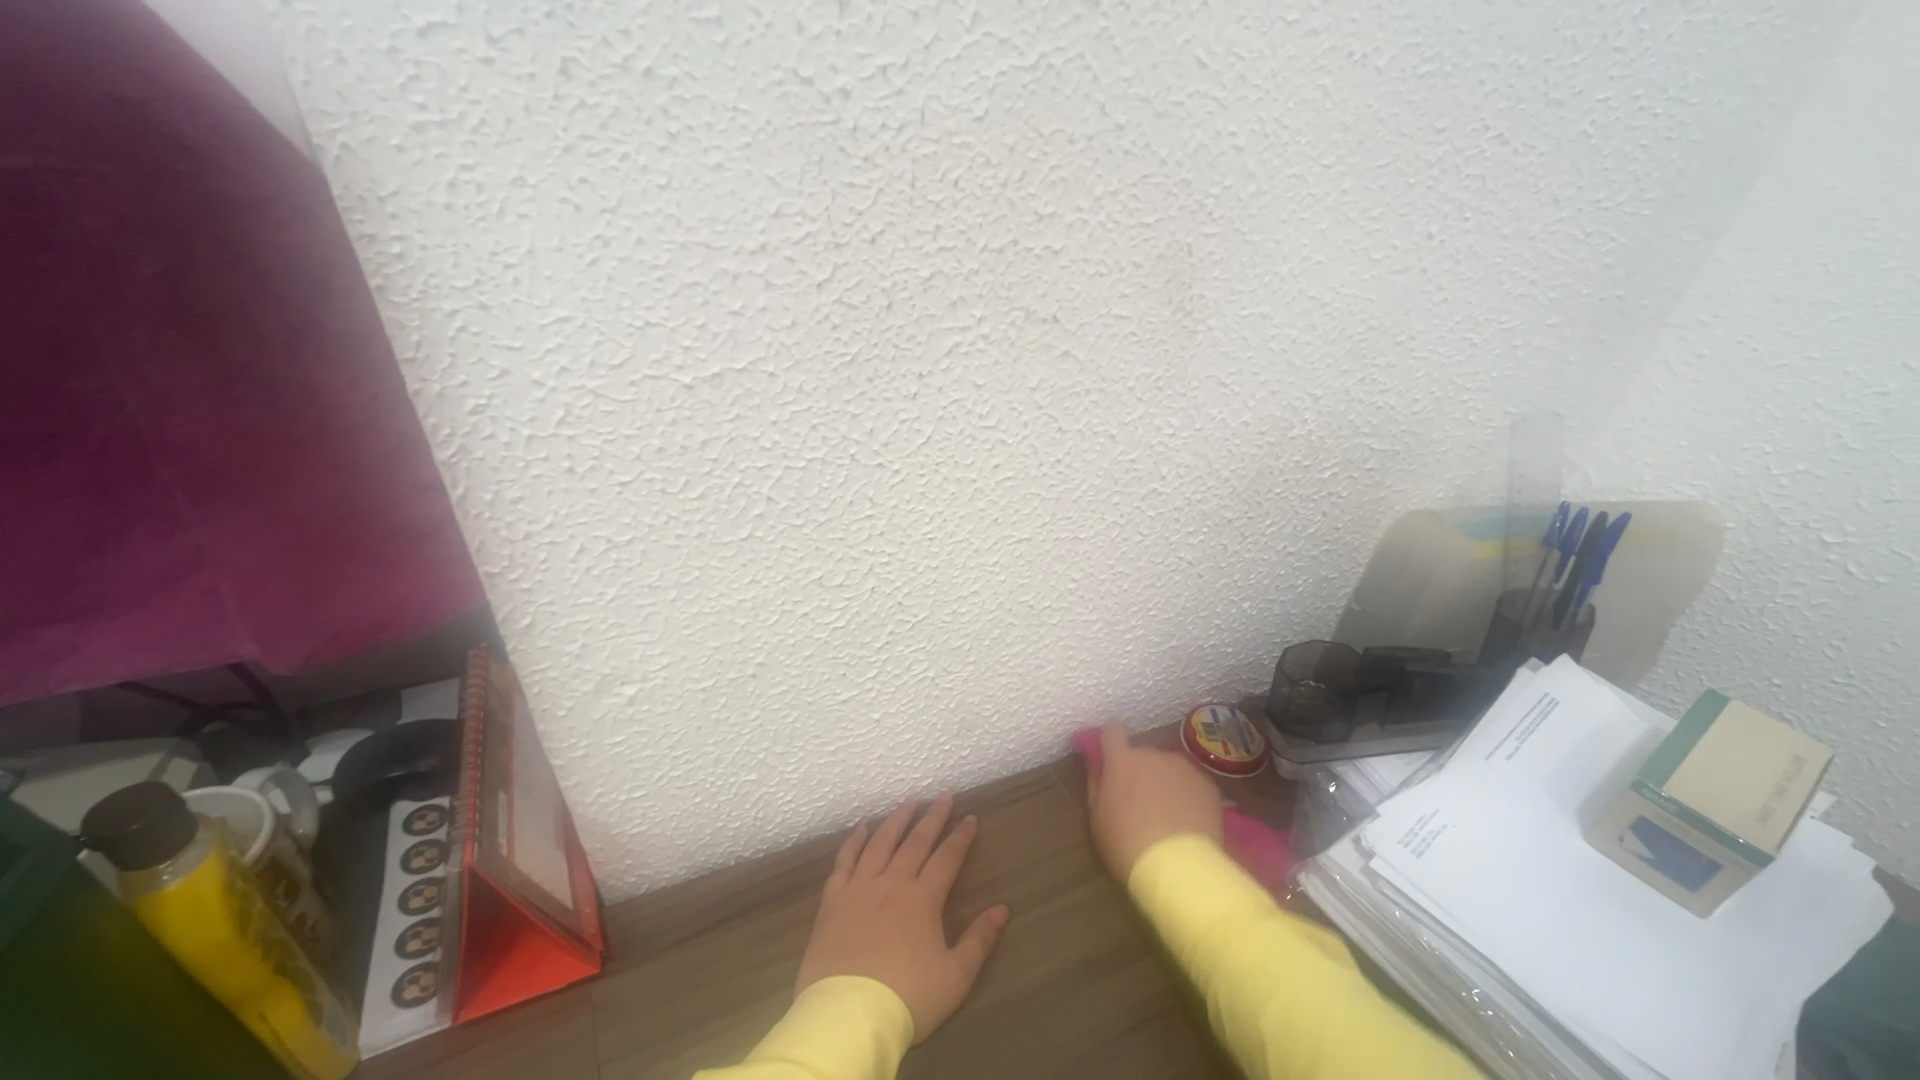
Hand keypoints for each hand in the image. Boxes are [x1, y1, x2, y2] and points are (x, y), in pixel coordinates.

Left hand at [796, 796, 1008, 1043]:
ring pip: (880, 843)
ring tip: (908, 803)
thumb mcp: (956, 976)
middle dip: (932, 818)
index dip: (960, 837)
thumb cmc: (908, 998)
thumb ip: (979, 939)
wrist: (848, 1016)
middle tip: (943, 797)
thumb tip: (1002, 908)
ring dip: (896, 820)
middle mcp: (891, 883)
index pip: (947, 858)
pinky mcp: (832, 901)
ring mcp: (858, 889)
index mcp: (923, 899)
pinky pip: (844, 861)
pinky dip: (855, 841)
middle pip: (915, 842)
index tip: (970, 818)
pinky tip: (862, 828)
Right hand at [1087, 724, 1223, 879]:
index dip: (1110, 742)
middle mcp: (1154, 755)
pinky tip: (1187, 821)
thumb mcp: (1097, 818)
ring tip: (1168, 814)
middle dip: (1140, 771)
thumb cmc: (1126, 843)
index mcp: (1122, 760)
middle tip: (1140, 801)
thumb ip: (1097, 785)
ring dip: (1165, 782)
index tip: (1110, 758)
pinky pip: (1192, 783)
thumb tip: (1100, 767)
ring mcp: (1184, 767)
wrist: (1178, 866)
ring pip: (1169, 768)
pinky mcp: (1208, 784)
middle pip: (1143, 754)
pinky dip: (1188, 795)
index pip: (1112, 732)